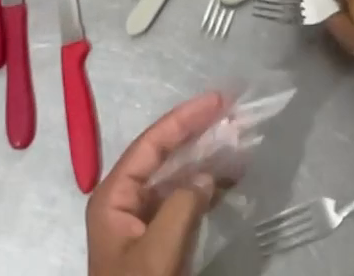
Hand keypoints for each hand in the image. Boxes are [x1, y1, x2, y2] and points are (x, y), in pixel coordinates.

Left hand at [87, 91, 228, 275]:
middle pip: (164, 154)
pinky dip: (209, 188)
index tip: (218, 100)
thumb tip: (207, 175)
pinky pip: (185, 201)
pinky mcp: (159, 240)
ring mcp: (142, 221)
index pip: (151, 143)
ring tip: (240, 144)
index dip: (184, 118)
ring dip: (208, 159)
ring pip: (178, 176)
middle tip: (233, 114)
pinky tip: (232, 180)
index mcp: (113, 196)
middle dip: (198, 133)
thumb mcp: (158, 251)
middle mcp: (125, 201)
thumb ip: (183, 205)